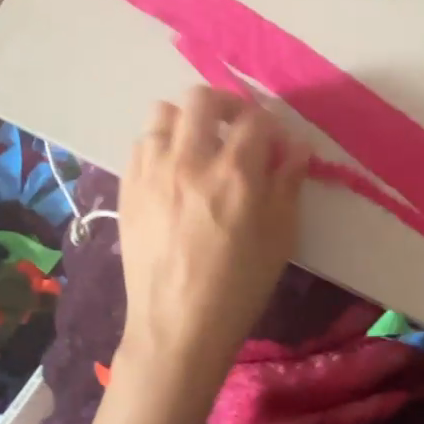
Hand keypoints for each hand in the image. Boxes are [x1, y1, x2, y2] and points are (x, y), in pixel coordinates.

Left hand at [116, 87, 308, 384]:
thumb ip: (288, 182)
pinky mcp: (128, 188)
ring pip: (163, 113)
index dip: (269, 123)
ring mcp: (152, 172)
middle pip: (201, 99)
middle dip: (225, 105)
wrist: (178, 325)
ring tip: (198, 145)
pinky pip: (141, 144)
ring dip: (186, 121)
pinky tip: (172, 170)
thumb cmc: (239, 284)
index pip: (254, 118)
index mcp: (235, 172)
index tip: (274, 141)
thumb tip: (296, 146)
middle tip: (236, 127)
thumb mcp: (281, 235)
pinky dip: (160, 145)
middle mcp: (190, 160)